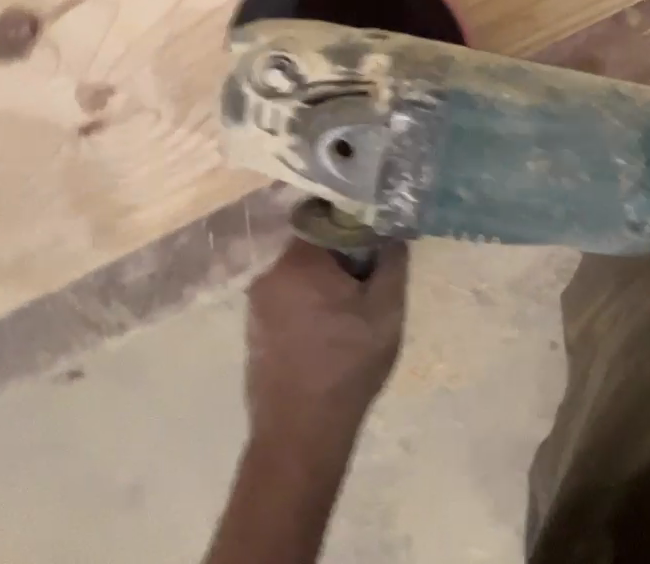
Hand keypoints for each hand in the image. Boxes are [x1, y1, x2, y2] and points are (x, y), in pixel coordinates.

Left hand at [243, 237, 407, 448]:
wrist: (301, 431)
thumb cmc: (348, 362)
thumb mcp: (387, 306)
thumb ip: (392, 259)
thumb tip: (392, 229)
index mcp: (297, 262)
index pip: (330, 217)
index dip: (361, 224)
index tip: (382, 243)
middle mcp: (269, 275)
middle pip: (316, 244)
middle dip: (348, 255)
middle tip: (375, 279)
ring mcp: (257, 304)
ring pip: (304, 272)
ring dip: (331, 281)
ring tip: (358, 308)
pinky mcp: (256, 329)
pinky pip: (291, 297)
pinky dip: (314, 302)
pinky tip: (334, 329)